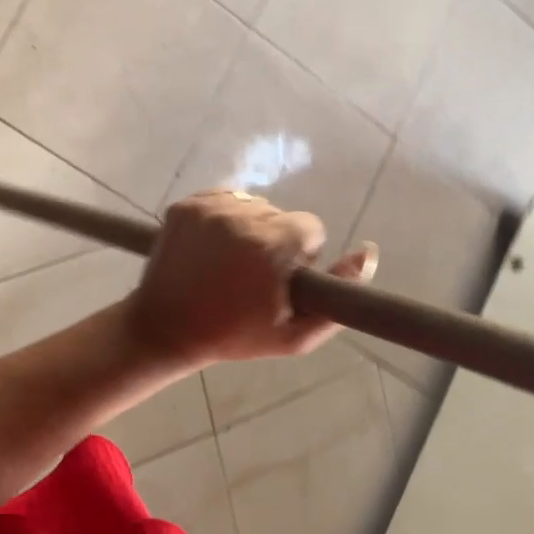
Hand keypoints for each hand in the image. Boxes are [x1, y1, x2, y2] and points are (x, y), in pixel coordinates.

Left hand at [128, 190, 376, 365]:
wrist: (165, 327)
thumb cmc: (233, 335)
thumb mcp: (296, 332)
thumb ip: (340, 293)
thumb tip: (368, 252)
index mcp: (270, 243)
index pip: (310, 227)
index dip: (301, 255)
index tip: (281, 278)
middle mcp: (240, 216)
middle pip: (280, 214)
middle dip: (276, 240)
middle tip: (253, 274)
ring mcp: (206, 208)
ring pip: (251, 205)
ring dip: (250, 227)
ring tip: (231, 261)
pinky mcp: (183, 206)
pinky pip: (221, 199)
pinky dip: (224, 218)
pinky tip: (215, 247)